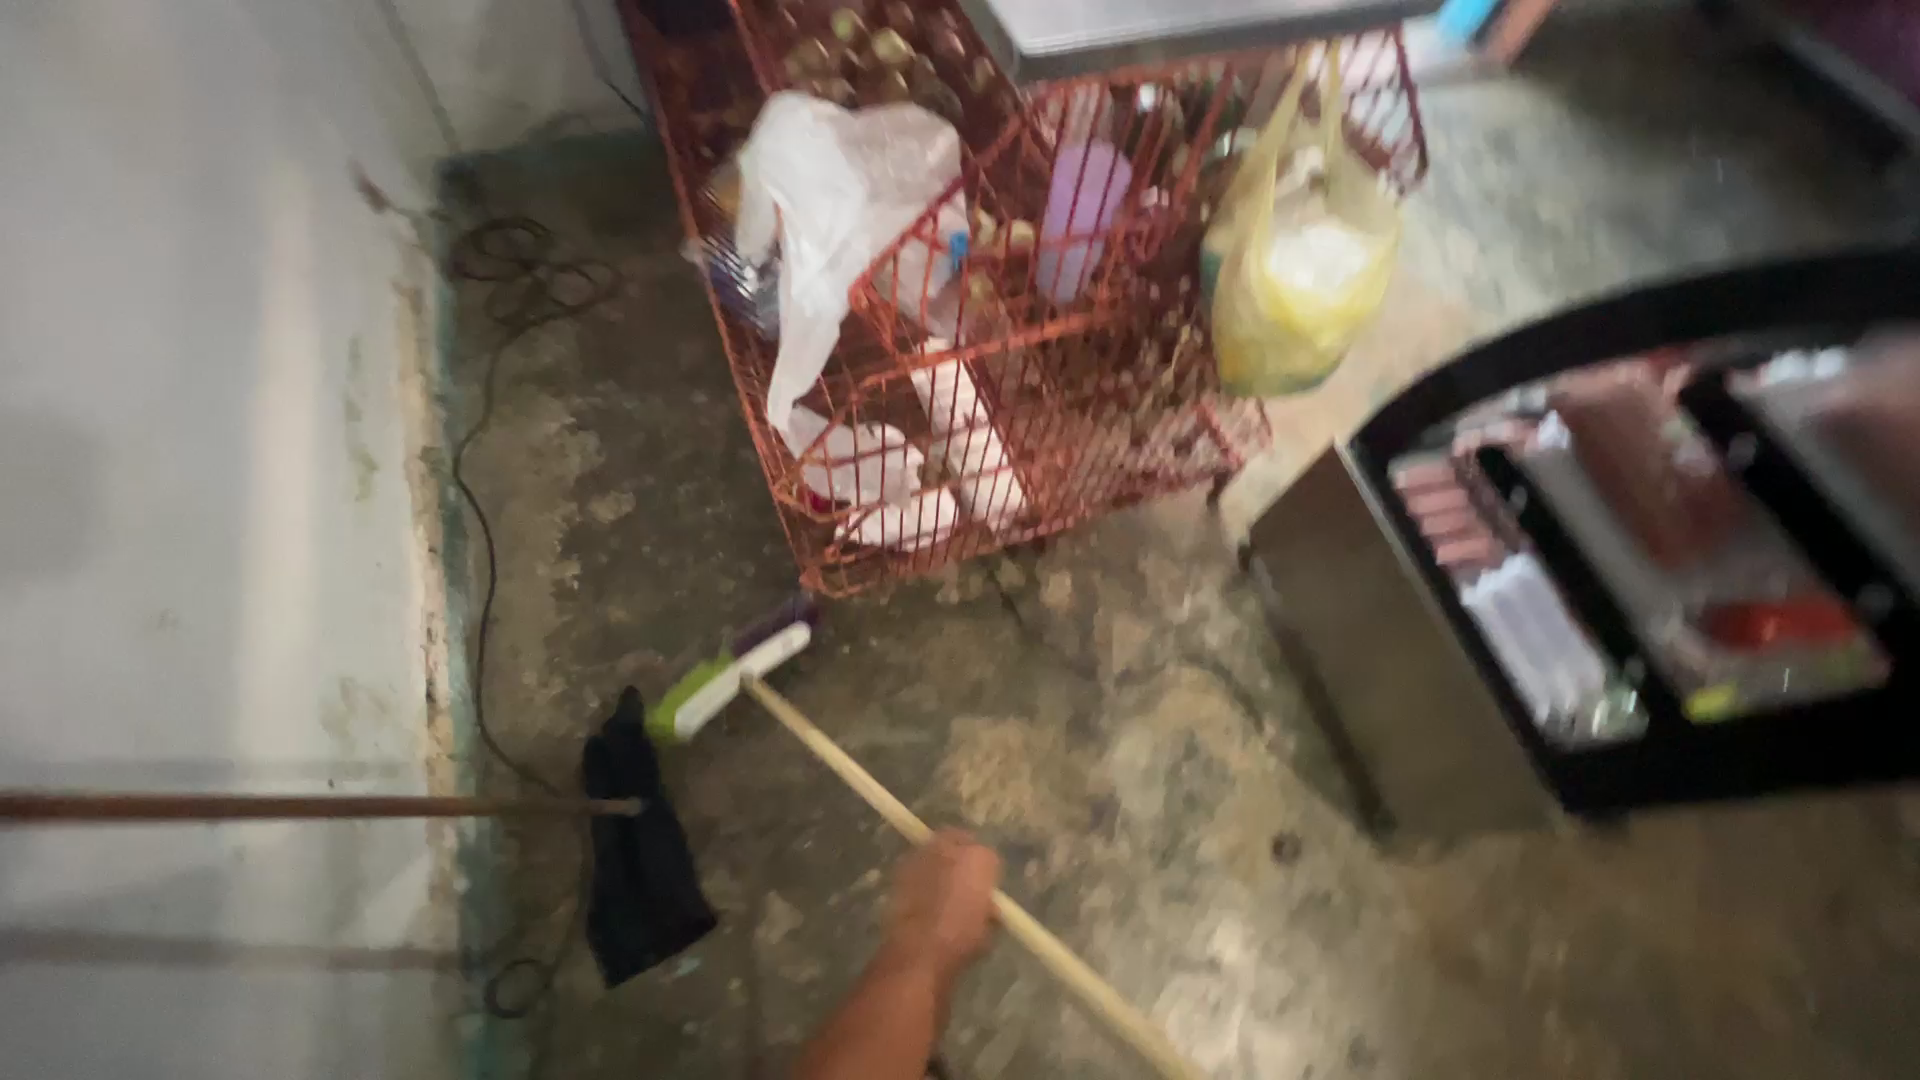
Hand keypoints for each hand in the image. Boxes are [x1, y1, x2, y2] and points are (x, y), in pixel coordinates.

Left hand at [882, 829, 1001, 979]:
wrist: (918, 950)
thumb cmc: (960, 941)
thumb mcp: (988, 928)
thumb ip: (987, 906)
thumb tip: (984, 905)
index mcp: (979, 859)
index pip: (988, 855)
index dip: (985, 872)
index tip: (983, 887)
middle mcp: (951, 847)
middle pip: (958, 840)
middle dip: (961, 855)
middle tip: (961, 879)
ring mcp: (923, 853)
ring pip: (935, 848)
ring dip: (938, 861)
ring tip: (938, 885)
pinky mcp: (901, 866)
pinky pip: (916, 864)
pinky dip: (919, 874)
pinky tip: (920, 894)